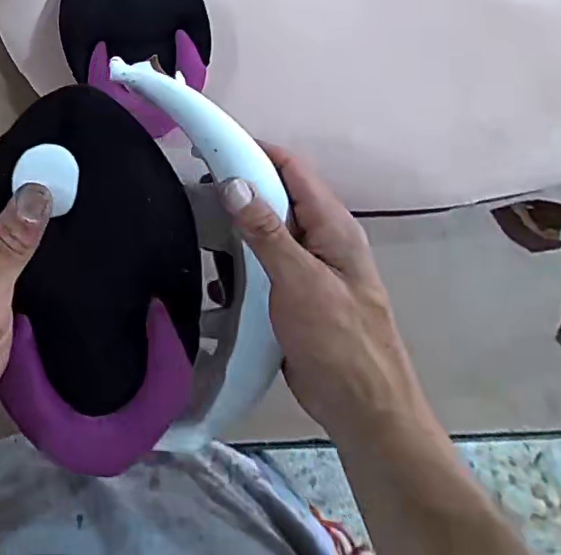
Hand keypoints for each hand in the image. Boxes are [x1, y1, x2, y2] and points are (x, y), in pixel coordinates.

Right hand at [219, 147, 434, 444]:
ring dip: (237, 230)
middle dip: (240, 189)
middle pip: (278, 197)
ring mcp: (310, 268)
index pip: (292, 169)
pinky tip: (218, 280)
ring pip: (268, 232)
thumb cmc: (338, 341)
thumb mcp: (299, 281)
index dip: (255, 151)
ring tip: (199, 228)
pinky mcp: (297, 296)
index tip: (212, 150)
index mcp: (332, 224)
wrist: (364, 412)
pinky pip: (265, 266)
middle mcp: (322, 238)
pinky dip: (242, 265)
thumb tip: (234, 182)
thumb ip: (266, 232)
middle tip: (196, 189)